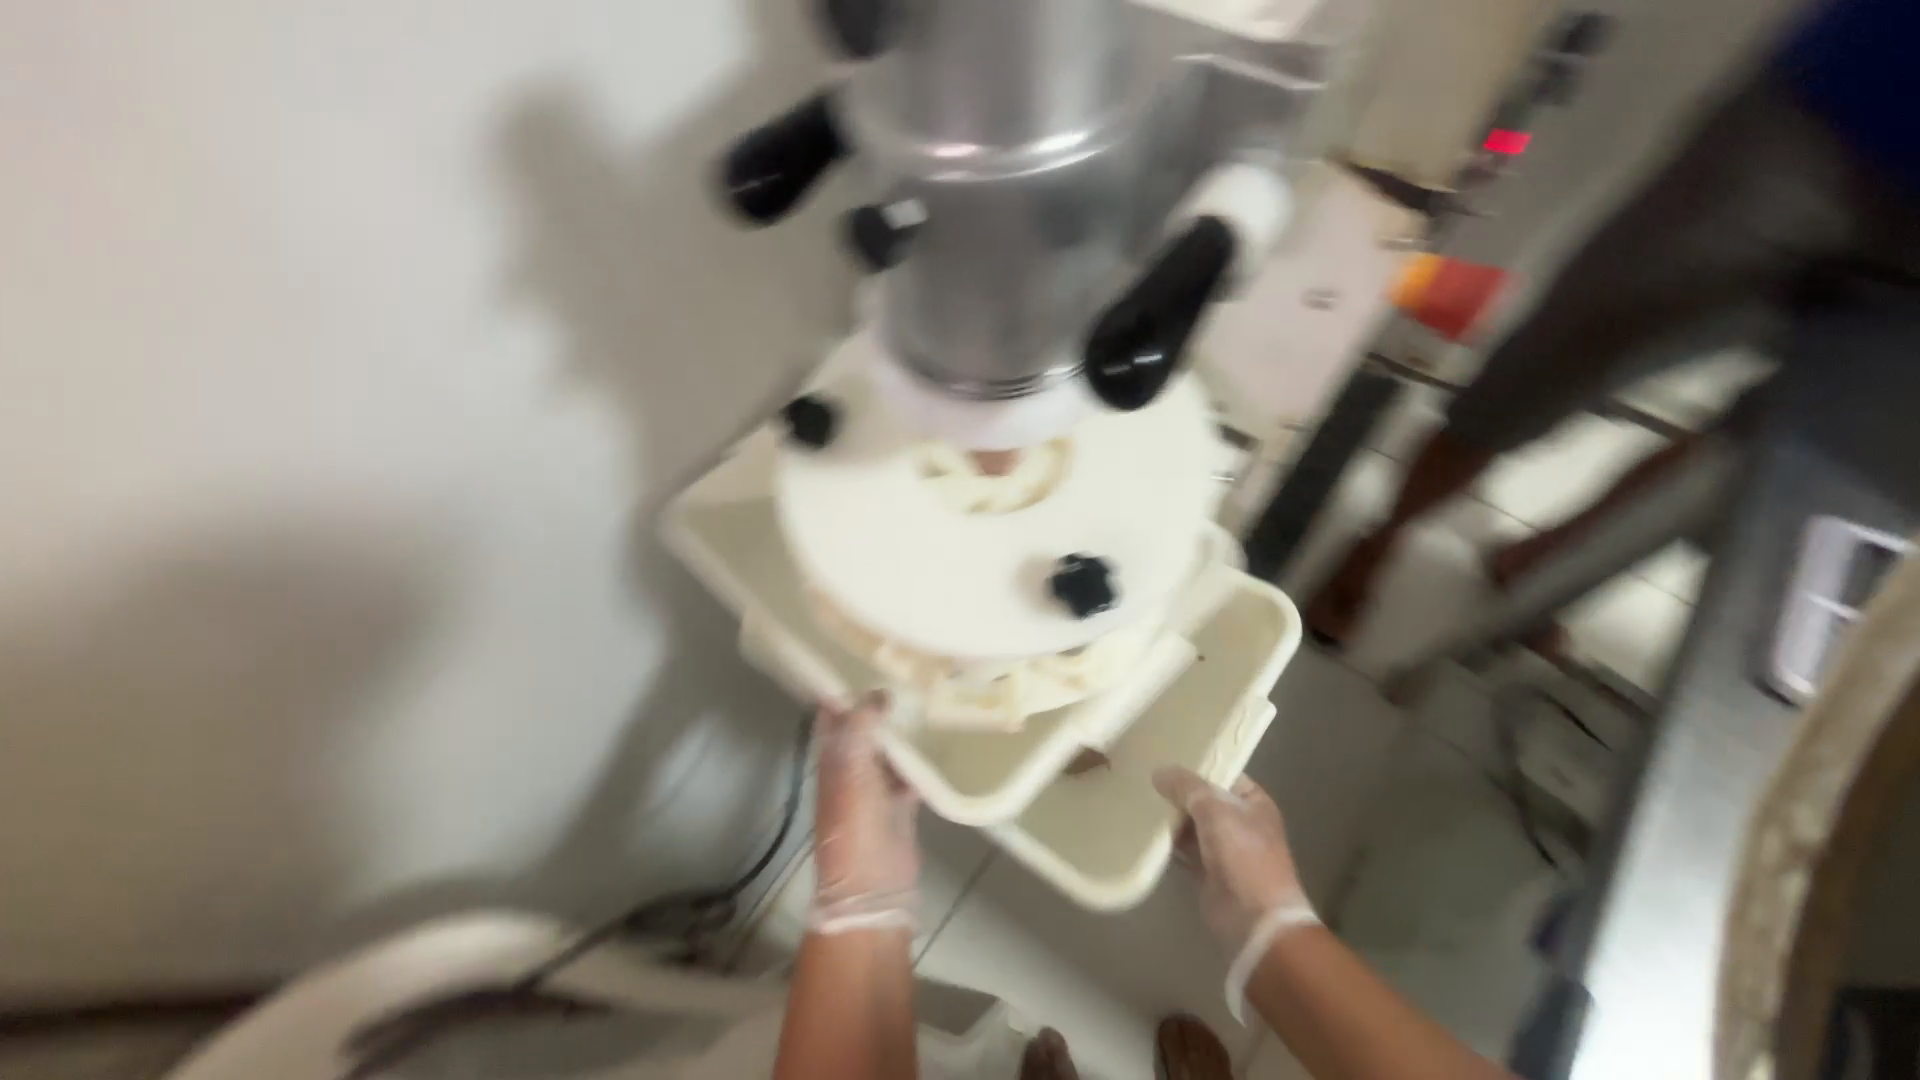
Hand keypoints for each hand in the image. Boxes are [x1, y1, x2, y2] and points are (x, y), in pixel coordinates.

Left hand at [810, 691, 920, 933]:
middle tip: (909, 675)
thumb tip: (879, 694)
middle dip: (881, 705)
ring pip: (889, 751)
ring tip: (929, 699)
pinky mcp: (900, 806)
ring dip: (904, 731)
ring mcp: (876, 789)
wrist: (872, 885)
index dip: (843, 689)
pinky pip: (911, 775)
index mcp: (831, 760)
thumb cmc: (855, 824)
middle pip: (864, 730)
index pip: (833, 716)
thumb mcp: (852, 769)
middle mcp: (851, 770)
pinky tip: (941, 742)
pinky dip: (923, 762)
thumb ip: (862, 728)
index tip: (864, 661)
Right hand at [1155, 768, 1318, 1018]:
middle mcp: (1241, 823)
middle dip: (1178, 791)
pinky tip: (1145, 830)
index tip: (1166, 755)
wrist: (1254, 919)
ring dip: (1170, 816)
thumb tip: (1159, 772)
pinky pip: (1184, 849)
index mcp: (1254, 803)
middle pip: (1204, 799)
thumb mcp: (1215, 809)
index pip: (1224, 774)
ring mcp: (1224, 849)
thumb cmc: (1243, 855)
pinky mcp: (1207, 872)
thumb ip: (1186, 787)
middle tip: (1144, 776)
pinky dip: (1168, 841)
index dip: (1199, 765)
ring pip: (1192, 824)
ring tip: (1138, 798)